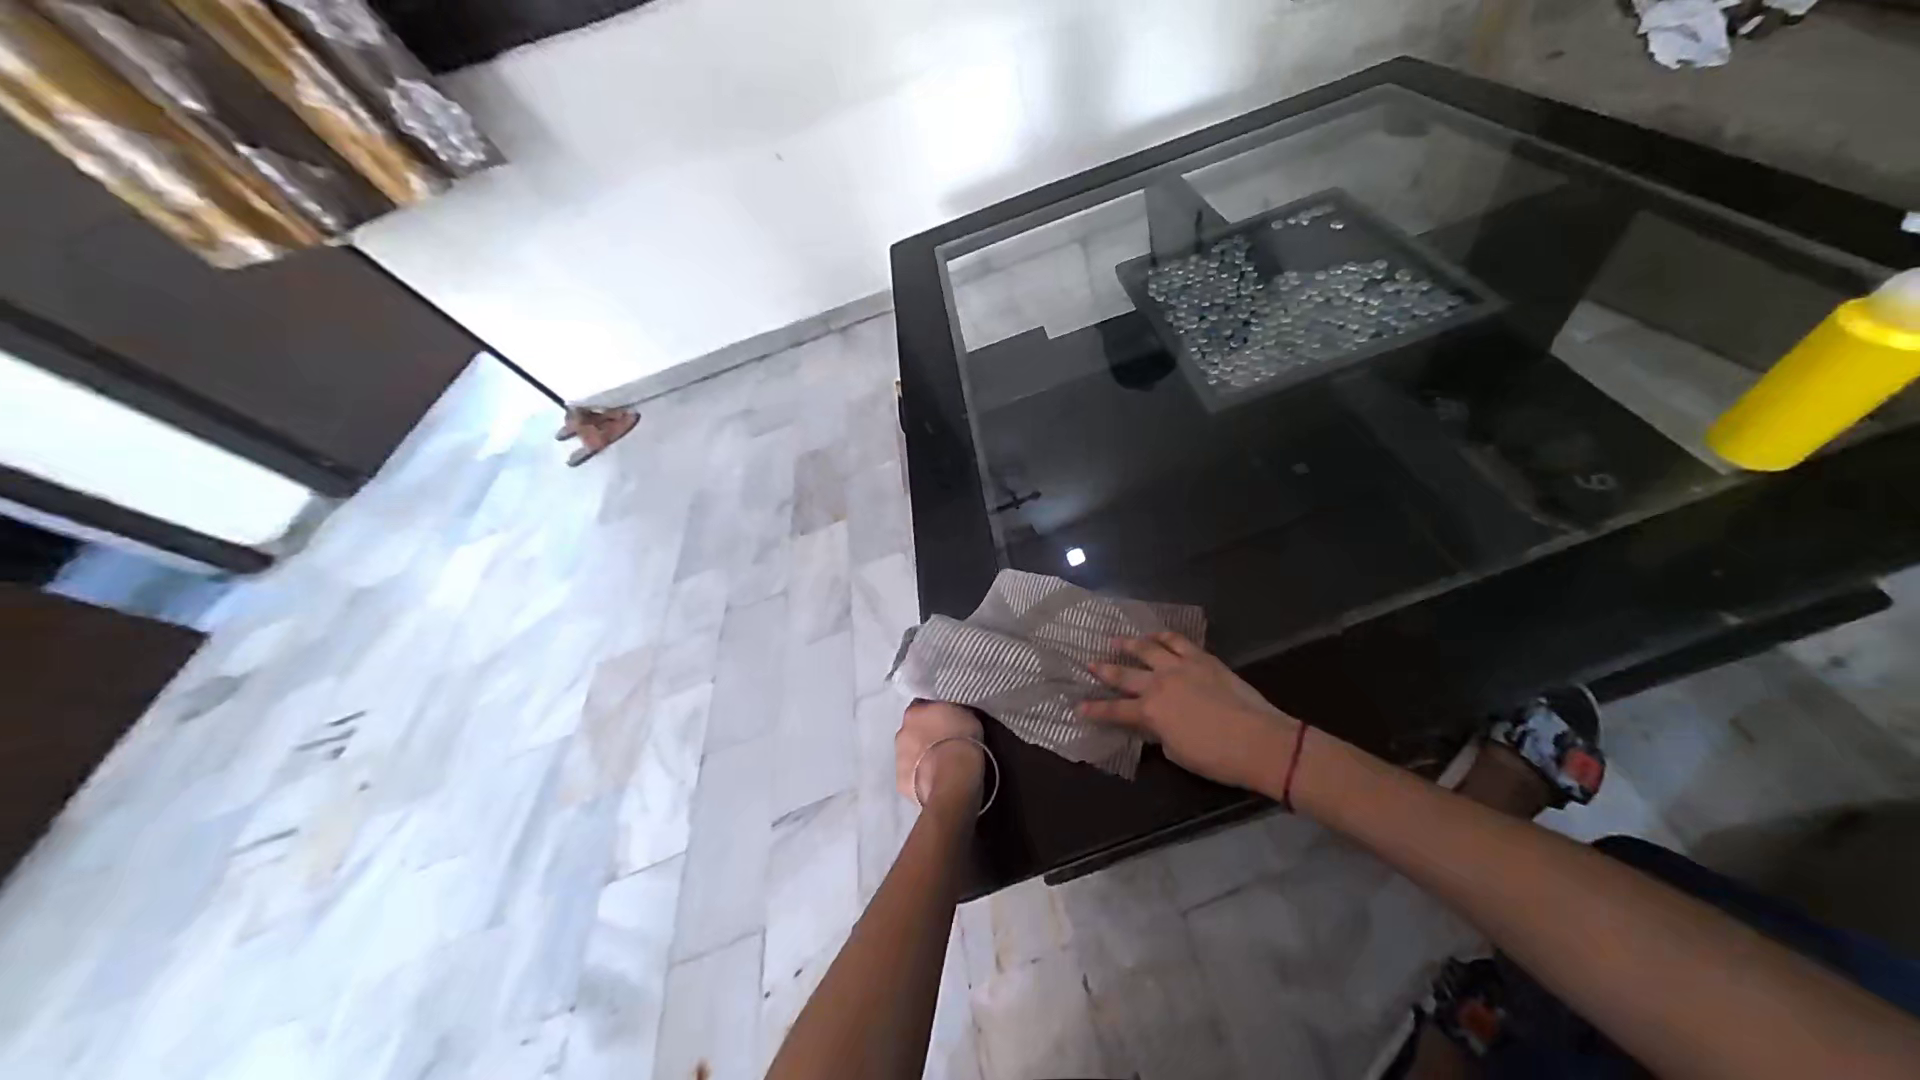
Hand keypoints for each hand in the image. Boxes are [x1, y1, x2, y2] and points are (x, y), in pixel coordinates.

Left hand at [896, 700, 985, 813]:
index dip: (934, 715)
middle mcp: (902, 732)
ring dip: (921, 756)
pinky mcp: (902, 782)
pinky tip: (935, 781)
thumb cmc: (961, 741)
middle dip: (924, 736)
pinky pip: (911, 776)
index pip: (921, 707)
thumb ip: (952, 714)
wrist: (952, 778)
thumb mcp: (966, 716)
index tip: (946, 721)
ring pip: (909, 754)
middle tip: (944, 743)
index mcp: (915, 712)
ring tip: (941, 765)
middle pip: (912, 731)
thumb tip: (953, 718)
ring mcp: (899, 758)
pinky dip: (920, 777)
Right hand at [1081, 633, 1301, 794]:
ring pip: (1147, 649)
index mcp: (1150, 712)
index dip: (1095, 711)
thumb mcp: (1177, 752)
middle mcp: (1159, 684)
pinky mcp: (1203, 659)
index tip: (1078, 708)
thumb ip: (1159, 735)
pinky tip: (1156, 636)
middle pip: (1124, 675)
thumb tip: (1156, 725)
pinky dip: (1163, 636)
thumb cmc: (1216, 758)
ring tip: (1117, 641)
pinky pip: (1178, 641)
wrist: (1259, 741)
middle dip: (1104, 670)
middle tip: (1090, 664)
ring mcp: (1181, 667)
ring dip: (1129, 645)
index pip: (1114, 711)